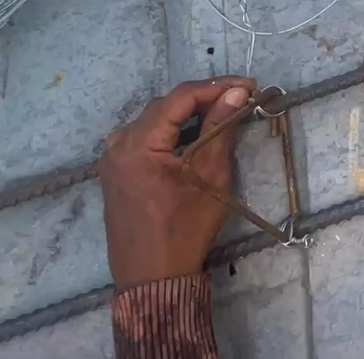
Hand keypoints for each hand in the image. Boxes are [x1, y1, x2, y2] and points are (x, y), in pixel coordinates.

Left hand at [98, 76, 256, 288]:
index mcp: (137, 146)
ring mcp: (113, 159)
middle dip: (205, 96)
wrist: (153, 278)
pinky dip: (172, 127)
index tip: (250, 85)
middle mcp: (118, 146)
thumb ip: (220, 127)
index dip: (217, 86)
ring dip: (189, 111)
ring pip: (155, 117)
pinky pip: (145, 134)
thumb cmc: (185, 228)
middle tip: (240, 97)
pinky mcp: (117, 171)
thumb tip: (237, 91)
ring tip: (223, 110)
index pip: (181, 98)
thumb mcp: (211, 174)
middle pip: (166, 104)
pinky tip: (195, 131)